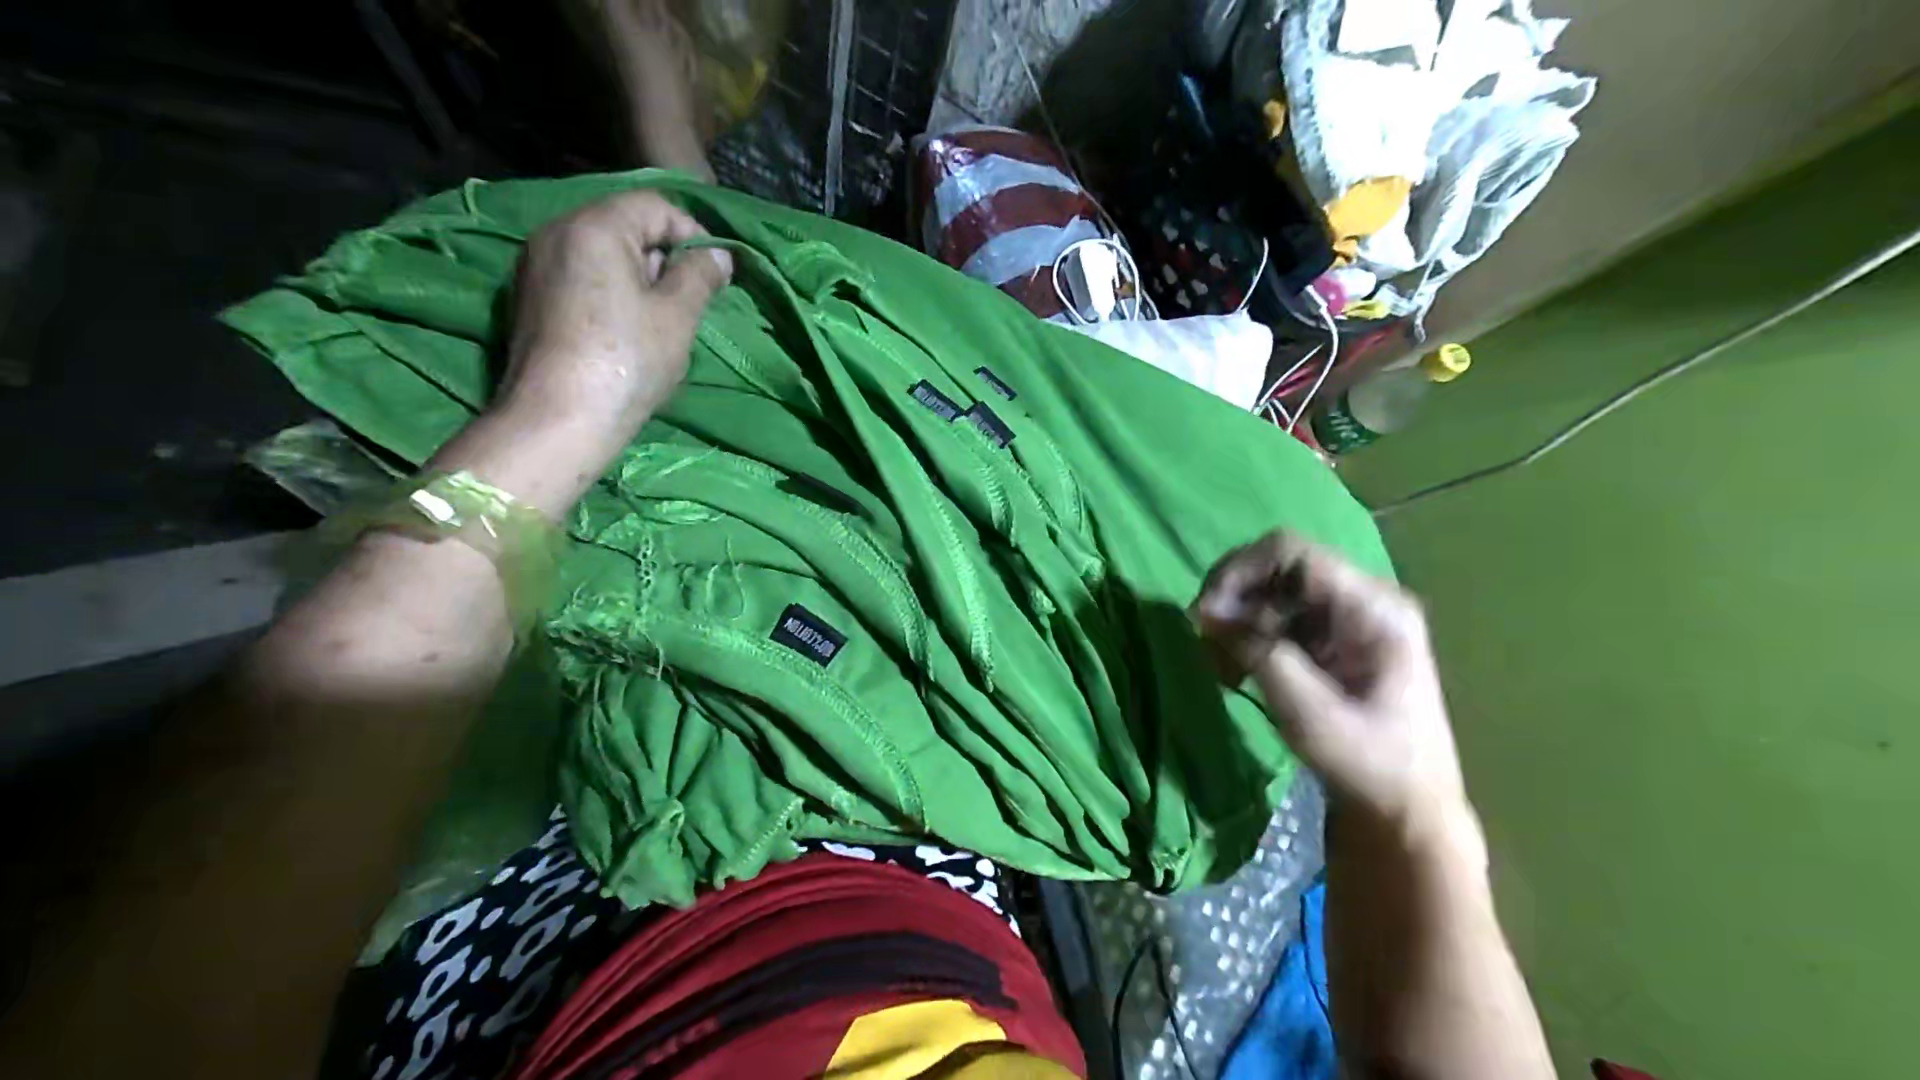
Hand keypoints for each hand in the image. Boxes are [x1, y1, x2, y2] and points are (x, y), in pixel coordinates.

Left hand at [500, 190, 731, 436]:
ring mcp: (537, 266)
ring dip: (640, 279)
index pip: (655, 206)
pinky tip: (625, 333)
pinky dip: (612, 294)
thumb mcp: (678, 316)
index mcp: (594, 227)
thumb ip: (700, 276)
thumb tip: (718, 255)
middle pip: (625, 226)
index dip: (693, 233)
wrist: (559, 418)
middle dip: (664, 258)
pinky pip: (582, 278)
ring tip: (660, 323)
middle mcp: (557, 233)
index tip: (715, 273)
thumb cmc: (628, 360)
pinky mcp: (530, 298)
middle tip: (689, 303)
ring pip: (603, 254)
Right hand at [1192, 531, 1472, 843]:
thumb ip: (1258, 651)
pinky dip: (1247, 638)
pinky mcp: (1332, 637)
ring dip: (1236, 621)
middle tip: (1203, 637)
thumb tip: (1208, 612)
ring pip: (1270, 592)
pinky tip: (1233, 672)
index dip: (1238, 571)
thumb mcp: (1307, 709)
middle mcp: (1362, 598)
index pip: (1290, 552)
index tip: (1205, 612)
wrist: (1406, 811)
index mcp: (1373, 606)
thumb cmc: (1367, 762)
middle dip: (1232, 597)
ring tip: (1218, 666)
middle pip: (1277, 567)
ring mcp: (1347, 617)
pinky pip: (1276, 617)